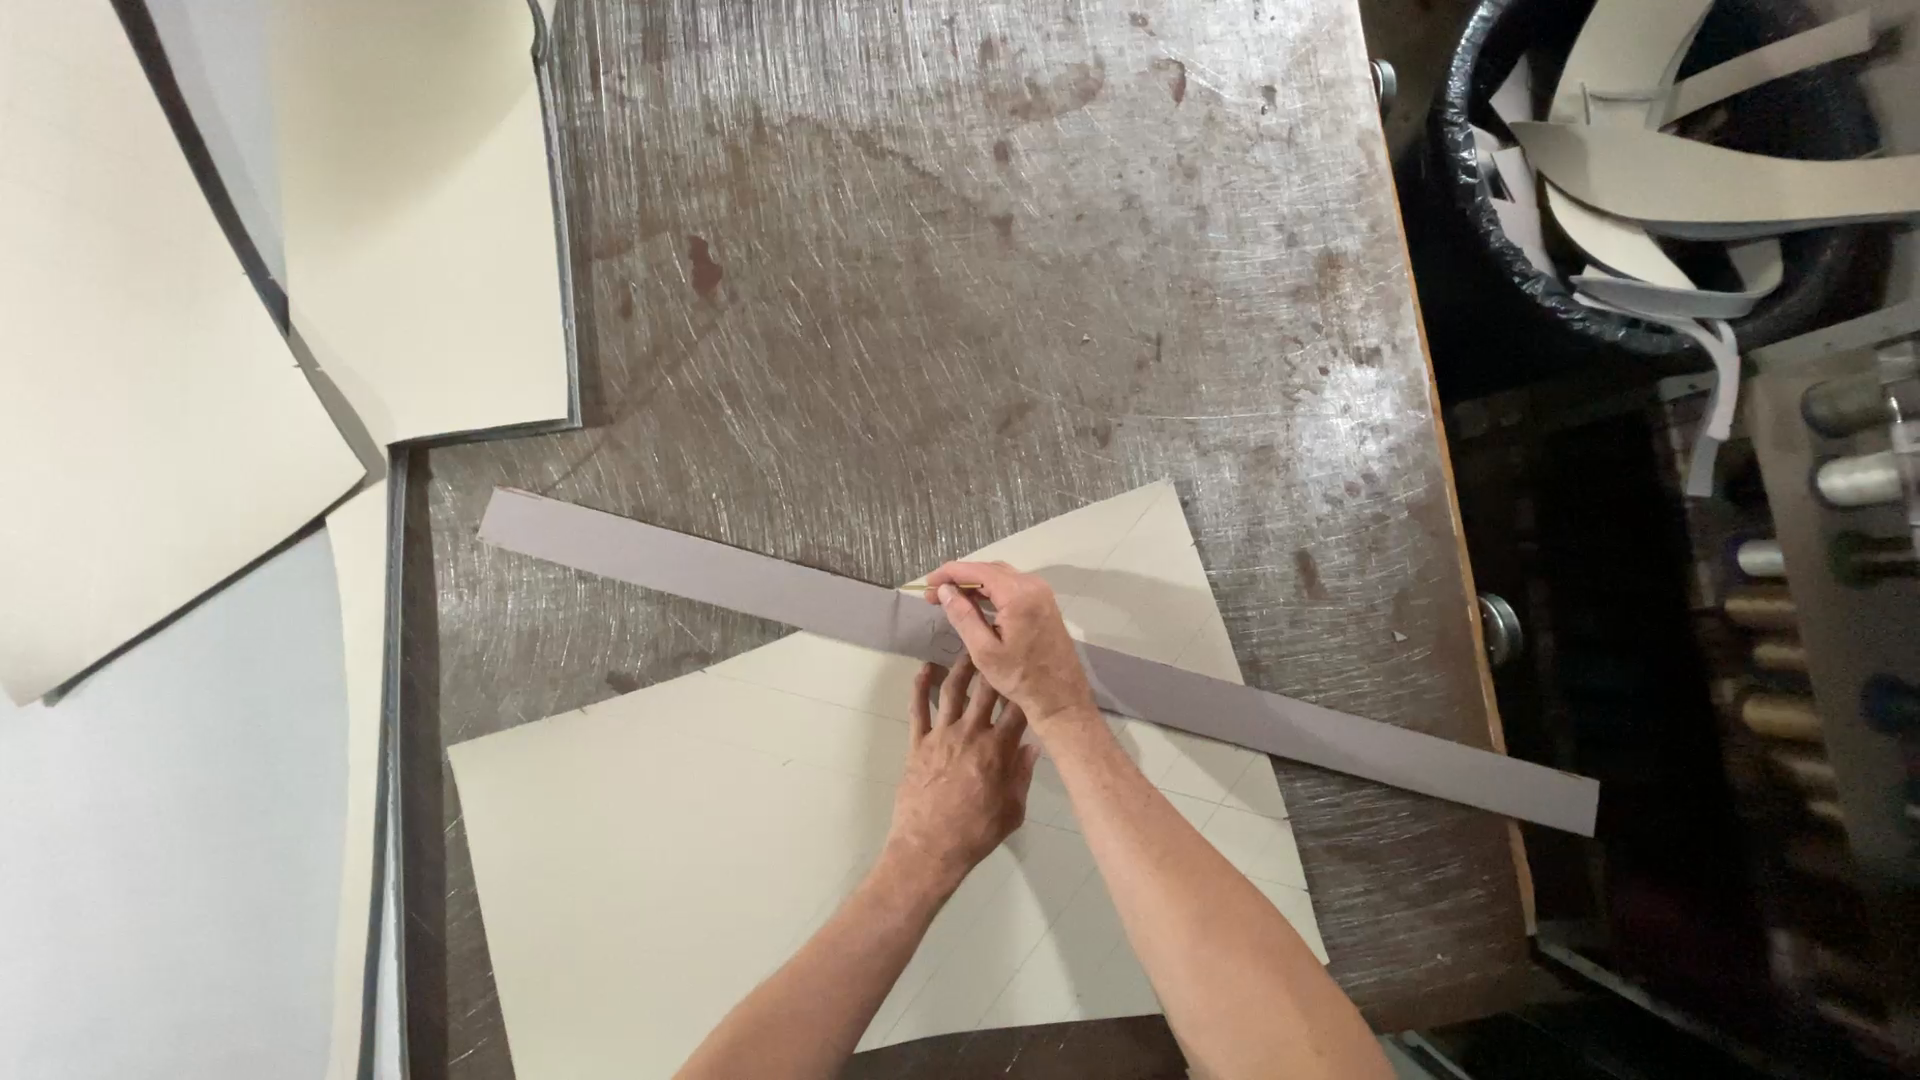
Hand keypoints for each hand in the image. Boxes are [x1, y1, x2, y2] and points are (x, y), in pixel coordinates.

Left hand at [884, 656, 1038, 892]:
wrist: (929, 848)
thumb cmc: (976, 833)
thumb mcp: (1013, 810)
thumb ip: (1023, 775)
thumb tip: (1034, 746)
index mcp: (998, 750)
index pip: (1017, 709)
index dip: (1025, 686)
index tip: (1030, 669)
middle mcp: (970, 734)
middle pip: (986, 690)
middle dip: (995, 665)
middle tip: (1000, 646)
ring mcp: (941, 736)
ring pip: (952, 691)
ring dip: (961, 667)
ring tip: (968, 650)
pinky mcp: (918, 743)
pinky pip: (918, 709)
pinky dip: (920, 686)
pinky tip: (925, 669)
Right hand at [922, 561, 1096, 728]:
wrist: (1060, 695)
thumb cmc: (1020, 677)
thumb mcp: (984, 651)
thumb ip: (963, 616)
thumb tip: (945, 590)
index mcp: (1018, 594)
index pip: (977, 571)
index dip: (949, 573)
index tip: (928, 583)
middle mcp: (1033, 585)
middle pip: (989, 569)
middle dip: (960, 578)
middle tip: (935, 594)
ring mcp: (1042, 592)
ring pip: (1001, 575)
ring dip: (975, 582)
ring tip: (950, 597)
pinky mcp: (1044, 602)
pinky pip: (1013, 585)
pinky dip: (991, 589)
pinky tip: (975, 602)